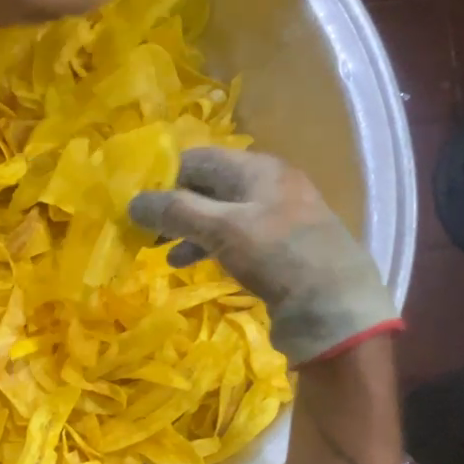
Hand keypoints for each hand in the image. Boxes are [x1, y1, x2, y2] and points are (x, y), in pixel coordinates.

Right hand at [129, 148, 400, 365]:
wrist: (331, 304)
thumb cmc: (277, 255)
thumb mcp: (221, 228)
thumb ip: (176, 211)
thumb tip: (132, 201)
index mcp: (257, 168)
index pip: (197, 159)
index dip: (163, 177)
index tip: (133, 203)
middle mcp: (266, 185)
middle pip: (206, 186)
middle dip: (171, 206)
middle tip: (139, 232)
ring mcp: (272, 216)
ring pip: (215, 214)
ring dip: (185, 230)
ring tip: (159, 252)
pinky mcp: (274, 247)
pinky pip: (229, 237)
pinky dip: (204, 246)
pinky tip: (188, 265)